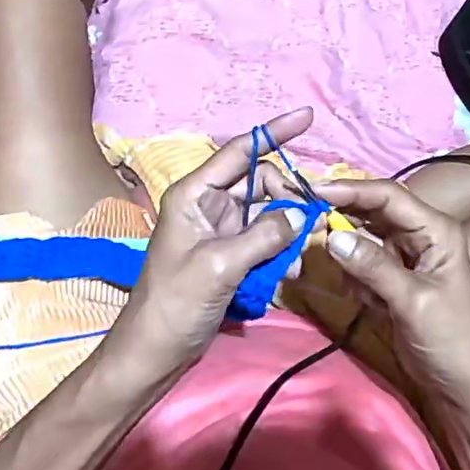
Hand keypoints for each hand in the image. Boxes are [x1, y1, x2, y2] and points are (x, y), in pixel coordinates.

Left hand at [103, 109, 315, 382]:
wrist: (155, 353)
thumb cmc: (175, 303)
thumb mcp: (220, 265)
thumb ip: (264, 234)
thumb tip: (301, 214)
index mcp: (195, 194)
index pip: (240, 151)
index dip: (275, 132)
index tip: (308, 116)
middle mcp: (210, 204)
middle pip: (262, 182)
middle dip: (289, 197)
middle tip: (313, 220)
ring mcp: (222, 230)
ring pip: (269, 212)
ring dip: (290, 229)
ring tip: (300, 257)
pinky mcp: (232, 253)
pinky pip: (267, 238)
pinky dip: (283, 249)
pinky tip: (291, 270)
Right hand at [312, 178, 469, 408]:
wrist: (461, 387)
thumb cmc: (450, 339)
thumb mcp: (413, 301)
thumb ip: (374, 267)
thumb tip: (333, 237)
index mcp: (435, 229)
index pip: (388, 196)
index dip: (351, 189)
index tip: (313, 189)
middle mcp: (419, 235)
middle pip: (372, 210)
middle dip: (339, 210)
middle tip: (301, 212)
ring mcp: (403, 256)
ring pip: (362, 234)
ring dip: (339, 241)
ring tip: (310, 244)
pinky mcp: (389, 278)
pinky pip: (360, 261)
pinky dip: (346, 268)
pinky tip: (341, 283)